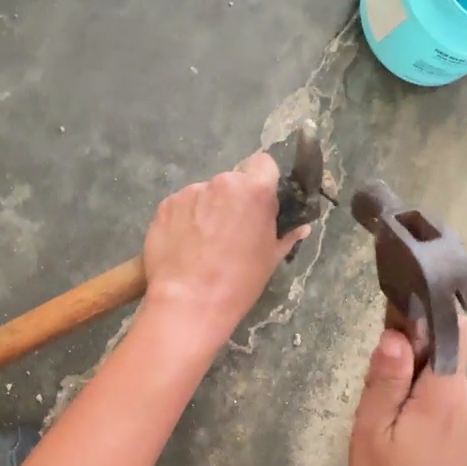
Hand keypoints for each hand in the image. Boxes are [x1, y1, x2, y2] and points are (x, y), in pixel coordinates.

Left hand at [141, 152, 308, 340]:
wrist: (188, 302)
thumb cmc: (238, 282)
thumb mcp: (270, 259)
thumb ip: (286, 235)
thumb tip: (301, 227)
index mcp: (254, 190)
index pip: (264, 163)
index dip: (263, 182)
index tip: (258, 205)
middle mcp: (220, 182)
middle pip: (231, 182)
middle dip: (232, 200)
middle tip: (230, 232)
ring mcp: (189, 192)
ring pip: (204, 195)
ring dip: (206, 211)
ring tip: (202, 245)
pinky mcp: (164, 206)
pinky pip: (181, 207)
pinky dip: (184, 221)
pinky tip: (183, 247)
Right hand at [349, 316, 466, 465]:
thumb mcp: (373, 429)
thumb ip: (385, 380)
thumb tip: (394, 335)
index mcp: (445, 390)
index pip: (452, 329)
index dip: (424, 316)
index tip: (391, 321)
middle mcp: (465, 393)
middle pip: (442, 346)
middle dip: (408, 349)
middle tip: (374, 381)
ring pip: (438, 368)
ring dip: (409, 374)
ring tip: (380, 408)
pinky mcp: (461, 423)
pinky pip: (440, 389)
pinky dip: (416, 391)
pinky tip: (394, 419)